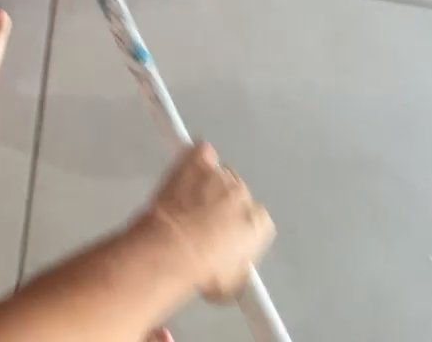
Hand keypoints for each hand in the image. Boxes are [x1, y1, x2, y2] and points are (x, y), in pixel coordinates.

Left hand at [138, 142, 273, 299]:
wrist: (173, 246)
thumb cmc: (202, 267)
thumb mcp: (232, 280)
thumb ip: (239, 263)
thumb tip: (232, 263)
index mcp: (259, 224)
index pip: (257, 217)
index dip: (240, 223)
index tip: (227, 229)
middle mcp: (242, 196)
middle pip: (238, 191)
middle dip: (224, 201)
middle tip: (205, 213)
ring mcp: (218, 176)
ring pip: (219, 173)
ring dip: (208, 181)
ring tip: (191, 196)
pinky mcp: (196, 161)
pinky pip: (203, 151)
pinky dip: (197, 156)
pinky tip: (189, 166)